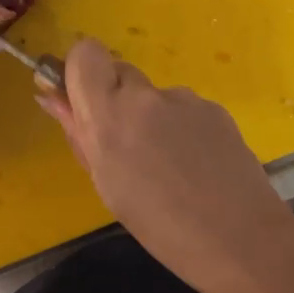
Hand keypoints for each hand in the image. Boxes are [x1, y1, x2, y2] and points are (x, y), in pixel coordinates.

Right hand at [37, 39, 293, 289]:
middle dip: (114, 98)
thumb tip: (51, 96)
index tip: (83, 103)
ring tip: (167, 167)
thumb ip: (79, 134)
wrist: (242, 240)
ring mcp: (186, 99)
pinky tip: (196, 166)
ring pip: (152, 95)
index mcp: (110, 116)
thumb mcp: (106, 185)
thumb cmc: (161, 227)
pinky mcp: (216, 108)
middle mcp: (147, 97)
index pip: (84, 53)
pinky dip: (181, 129)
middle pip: (119, 71)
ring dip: (150, 118)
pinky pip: (183, 109)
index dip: (80, 72)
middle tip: (124, 145)